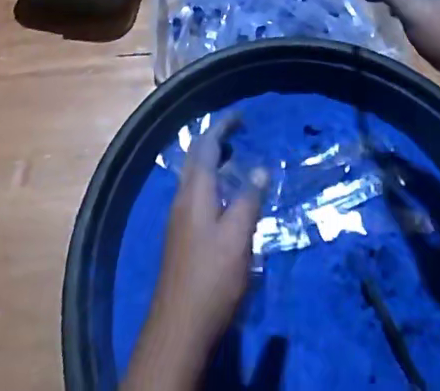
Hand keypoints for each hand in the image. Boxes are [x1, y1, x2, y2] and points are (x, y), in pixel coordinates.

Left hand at [125, 122, 264, 389]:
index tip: (240, 116)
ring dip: (212, 162)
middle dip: (214, 140)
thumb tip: (260, 168)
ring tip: (236, 159)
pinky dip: (212, 183)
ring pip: (194, 177)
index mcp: (195, 192)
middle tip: (238, 133)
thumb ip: (248, 201)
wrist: (180, 323)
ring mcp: (179, 217)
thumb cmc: (212, 277)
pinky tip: (226, 198)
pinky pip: (196, 194)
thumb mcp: (238, 238)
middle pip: (195, 158)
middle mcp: (182, 198)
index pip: (205, 147)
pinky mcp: (182, 236)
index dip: (221, 128)